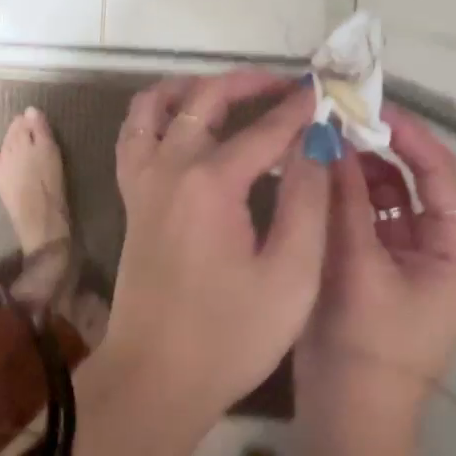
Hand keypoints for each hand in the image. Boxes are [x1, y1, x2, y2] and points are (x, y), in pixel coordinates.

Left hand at [74, 71, 330, 453]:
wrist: (158, 373)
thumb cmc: (232, 333)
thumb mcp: (291, 275)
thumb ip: (307, 200)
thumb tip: (316, 142)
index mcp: (211, 181)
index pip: (263, 128)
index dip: (298, 110)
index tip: (325, 93)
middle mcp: (169, 164)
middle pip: (205, 99)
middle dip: (248, 83)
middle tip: (287, 86)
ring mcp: (142, 176)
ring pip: (157, 104)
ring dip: (195, 88)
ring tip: (232, 93)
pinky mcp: (130, 193)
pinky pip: (134, 131)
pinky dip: (156, 111)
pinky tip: (181, 121)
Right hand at [295, 106, 455, 454]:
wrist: (347, 411)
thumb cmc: (367, 343)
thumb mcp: (356, 264)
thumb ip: (344, 197)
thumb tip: (329, 133)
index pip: (441, 174)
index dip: (409, 133)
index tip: (368, 102)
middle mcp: (441, 247)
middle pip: (413, 179)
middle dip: (375, 146)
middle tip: (335, 112)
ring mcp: (408, 256)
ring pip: (385, 193)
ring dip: (355, 166)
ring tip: (318, 136)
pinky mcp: (378, 264)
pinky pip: (365, 215)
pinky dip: (343, 192)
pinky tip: (314, 171)